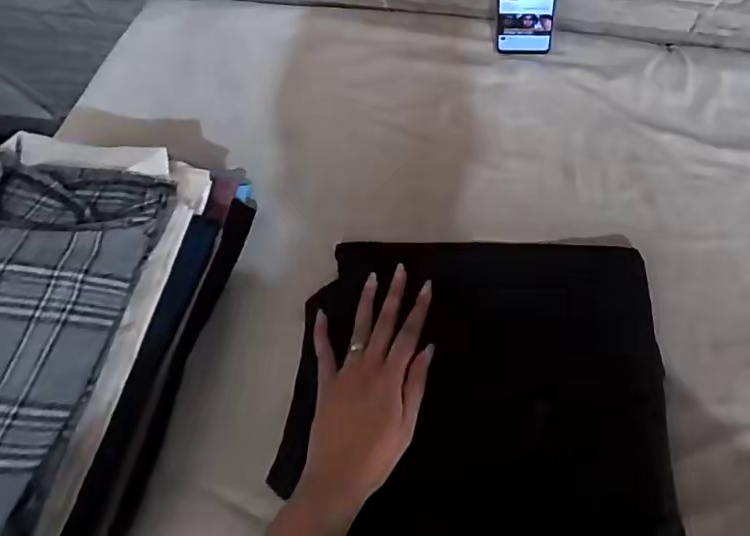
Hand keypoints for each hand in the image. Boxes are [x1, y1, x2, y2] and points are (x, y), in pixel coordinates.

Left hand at [269, 266, 433, 535]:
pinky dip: (321, 332)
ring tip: (371, 278)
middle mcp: (369, 365)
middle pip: (384, 323)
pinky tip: (321, 313)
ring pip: (358, 329)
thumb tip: (428, 348)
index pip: (409, 333)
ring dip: (366, 302)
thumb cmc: (378, 455)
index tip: (426, 285)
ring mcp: (345, 372)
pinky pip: (323, 353)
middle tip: (398, 269)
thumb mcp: (407, 424)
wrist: (336, 480)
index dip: (419, 308)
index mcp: (391, 376)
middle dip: (393, 294)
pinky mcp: (326, 383)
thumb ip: (416, 384)